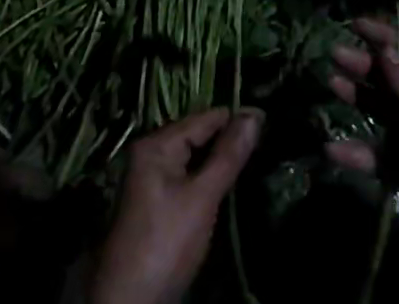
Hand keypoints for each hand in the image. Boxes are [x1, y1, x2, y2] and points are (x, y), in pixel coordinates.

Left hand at [90, 107, 262, 303]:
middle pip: (198, 135)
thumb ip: (229, 154)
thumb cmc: (167, 242)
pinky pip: (188, 175)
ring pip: (194, 157)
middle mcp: (151, 152)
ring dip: (220, 159)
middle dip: (228, 139)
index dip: (236, 119)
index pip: (205, 118)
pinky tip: (228, 181)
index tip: (268, 121)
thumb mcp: (203, 196)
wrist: (129, 301)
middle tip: (265, 140)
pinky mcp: (157, 201)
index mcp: (157, 143)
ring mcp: (152, 177)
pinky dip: (208, 176)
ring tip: (254, 156)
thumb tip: (255, 113)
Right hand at [326, 18, 398, 258]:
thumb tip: (383, 48)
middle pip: (390, 78)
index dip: (385, 36)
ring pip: (378, 111)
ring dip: (356, 97)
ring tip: (331, 84)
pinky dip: (353, 152)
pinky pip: (373, 155)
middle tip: (335, 54)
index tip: (355, 24)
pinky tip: (331, 148)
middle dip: (364, 64)